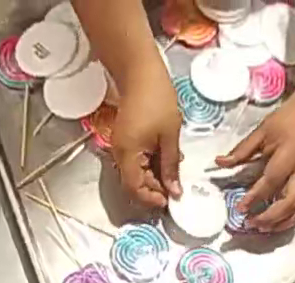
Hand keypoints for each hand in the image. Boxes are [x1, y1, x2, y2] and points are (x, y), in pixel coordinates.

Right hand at [111, 72, 183, 208]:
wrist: (139, 70)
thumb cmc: (156, 97)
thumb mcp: (170, 135)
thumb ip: (171, 166)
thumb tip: (174, 190)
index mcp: (128, 155)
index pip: (135, 189)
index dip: (151, 199)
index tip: (168, 199)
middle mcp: (120, 156)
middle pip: (134, 185)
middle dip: (154, 190)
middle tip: (174, 188)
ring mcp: (121, 149)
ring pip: (136, 175)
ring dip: (153, 178)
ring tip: (171, 173)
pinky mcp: (125, 142)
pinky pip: (136, 163)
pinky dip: (149, 167)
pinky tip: (163, 160)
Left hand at [216, 100, 294, 231]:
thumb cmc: (290, 118)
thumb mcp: (263, 130)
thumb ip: (242, 150)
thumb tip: (219, 162)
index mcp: (289, 155)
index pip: (270, 181)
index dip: (254, 197)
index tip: (239, 208)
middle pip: (288, 202)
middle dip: (269, 217)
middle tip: (250, 223)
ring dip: (280, 223)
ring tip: (262, 229)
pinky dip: (290, 220)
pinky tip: (276, 226)